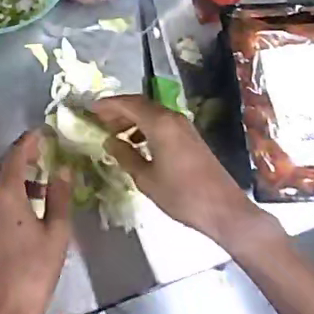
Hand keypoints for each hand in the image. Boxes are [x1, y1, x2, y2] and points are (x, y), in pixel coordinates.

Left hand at [0, 129, 72, 313]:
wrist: (4, 312)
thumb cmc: (35, 271)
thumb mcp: (56, 232)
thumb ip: (60, 196)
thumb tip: (63, 168)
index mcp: (6, 193)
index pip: (16, 154)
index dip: (30, 140)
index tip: (45, 132)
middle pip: (4, 167)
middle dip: (24, 156)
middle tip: (46, 152)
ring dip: (18, 176)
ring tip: (44, 181)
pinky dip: (12, 193)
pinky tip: (30, 207)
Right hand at [89, 95, 276, 251]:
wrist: (224, 210)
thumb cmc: (182, 195)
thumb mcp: (146, 179)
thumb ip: (125, 156)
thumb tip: (109, 141)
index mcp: (160, 124)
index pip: (128, 104)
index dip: (107, 105)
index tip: (90, 109)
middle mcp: (172, 118)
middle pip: (140, 104)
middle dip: (118, 110)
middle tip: (98, 120)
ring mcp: (183, 126)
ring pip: (151, 112)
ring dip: (132, 118)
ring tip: (114, 133)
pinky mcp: (190, 137)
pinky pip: (162, 122)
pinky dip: (145, 126)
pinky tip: (136, 143)